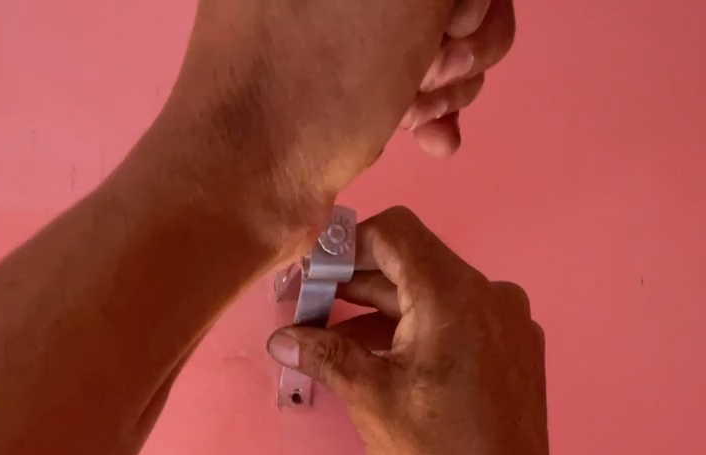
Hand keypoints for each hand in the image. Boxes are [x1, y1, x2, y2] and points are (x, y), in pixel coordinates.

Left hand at [153, 1, 516, 237]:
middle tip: (432, 73)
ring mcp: (332, 30)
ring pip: (436, 41)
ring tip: (420, 115)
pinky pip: (406, 83)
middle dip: (462, 37)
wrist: (243, 185)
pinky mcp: (336, 85)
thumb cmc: (320, 80)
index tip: (452, 27)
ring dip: (448, 82)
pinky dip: (429, 110)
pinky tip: (431, 139)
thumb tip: (462, 4)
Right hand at [265, 207, 564, 454]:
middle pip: (413, 267)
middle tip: (306, 314)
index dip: (346, 247)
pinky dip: (417, 334)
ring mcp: (510, 326)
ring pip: (434, 299)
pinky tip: (383, 366)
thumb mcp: (370, 400)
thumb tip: (282, 338)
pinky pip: (458, 326)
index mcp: (455, 295)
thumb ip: (326, 354)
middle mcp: (491, 297)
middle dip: (355, 287)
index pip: (395, 233)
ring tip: (334, 347)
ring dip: (382, 314)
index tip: (310, 278)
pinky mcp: (515, 356)